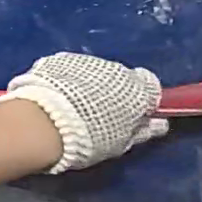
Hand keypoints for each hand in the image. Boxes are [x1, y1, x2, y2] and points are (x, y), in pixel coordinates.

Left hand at [1, 53, 168, 172]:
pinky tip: (51, 95)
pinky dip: (62, 80)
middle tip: (94, 112)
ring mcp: (82, 61)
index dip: (140, 99)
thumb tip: (159, 124)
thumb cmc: (88, 136)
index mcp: (136, 88)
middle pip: (118, 77)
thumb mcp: (121, 141)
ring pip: (90, 71)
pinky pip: (65, 69)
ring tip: (68, 105)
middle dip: (110, 90)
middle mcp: (112, 68)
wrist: (42, 121)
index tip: (130, 113)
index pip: (149, 85)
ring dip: (84, 83)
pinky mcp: (54, 60)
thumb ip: (142, 130)